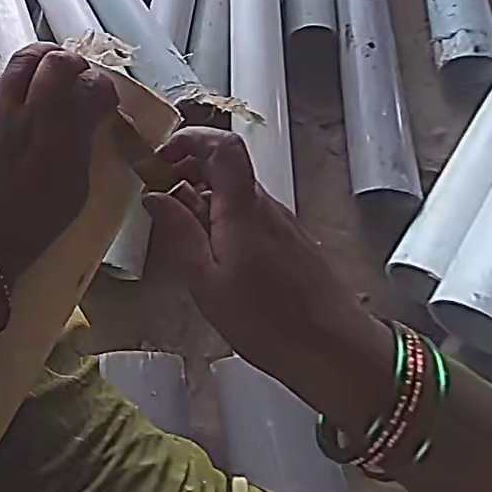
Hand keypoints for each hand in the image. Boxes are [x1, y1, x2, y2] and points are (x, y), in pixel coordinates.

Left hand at [0, 43, 118, 281]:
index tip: (102, 94)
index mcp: (60, 145)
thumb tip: (91, 110)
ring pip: (21, 60)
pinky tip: (15, 99)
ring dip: (41, 62)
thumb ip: (84, 142)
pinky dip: (10, 84)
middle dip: (73, 62)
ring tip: (46, 75)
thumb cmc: (34, 223)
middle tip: (76, 74)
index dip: (103, 86)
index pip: (92, 89)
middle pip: (56, 62)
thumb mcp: (77, 188)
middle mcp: (25, 123)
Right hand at [144, 128, 390, 419]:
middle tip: (156, 192)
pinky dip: (218, 212)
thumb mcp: (207, 283)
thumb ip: (179, 233)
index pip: (222, 145)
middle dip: (185, 166)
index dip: (188, 139)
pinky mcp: (286, 237)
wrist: (338, 352)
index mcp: (242, 207)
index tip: (158, 160)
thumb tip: (153, 195)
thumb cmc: (267, 321)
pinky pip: (245, 208)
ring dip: (199, 192)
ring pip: (232, 187)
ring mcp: (278, 218)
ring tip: (175, 224)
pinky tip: (206, 246)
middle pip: (224, 161)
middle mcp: (263, 203)